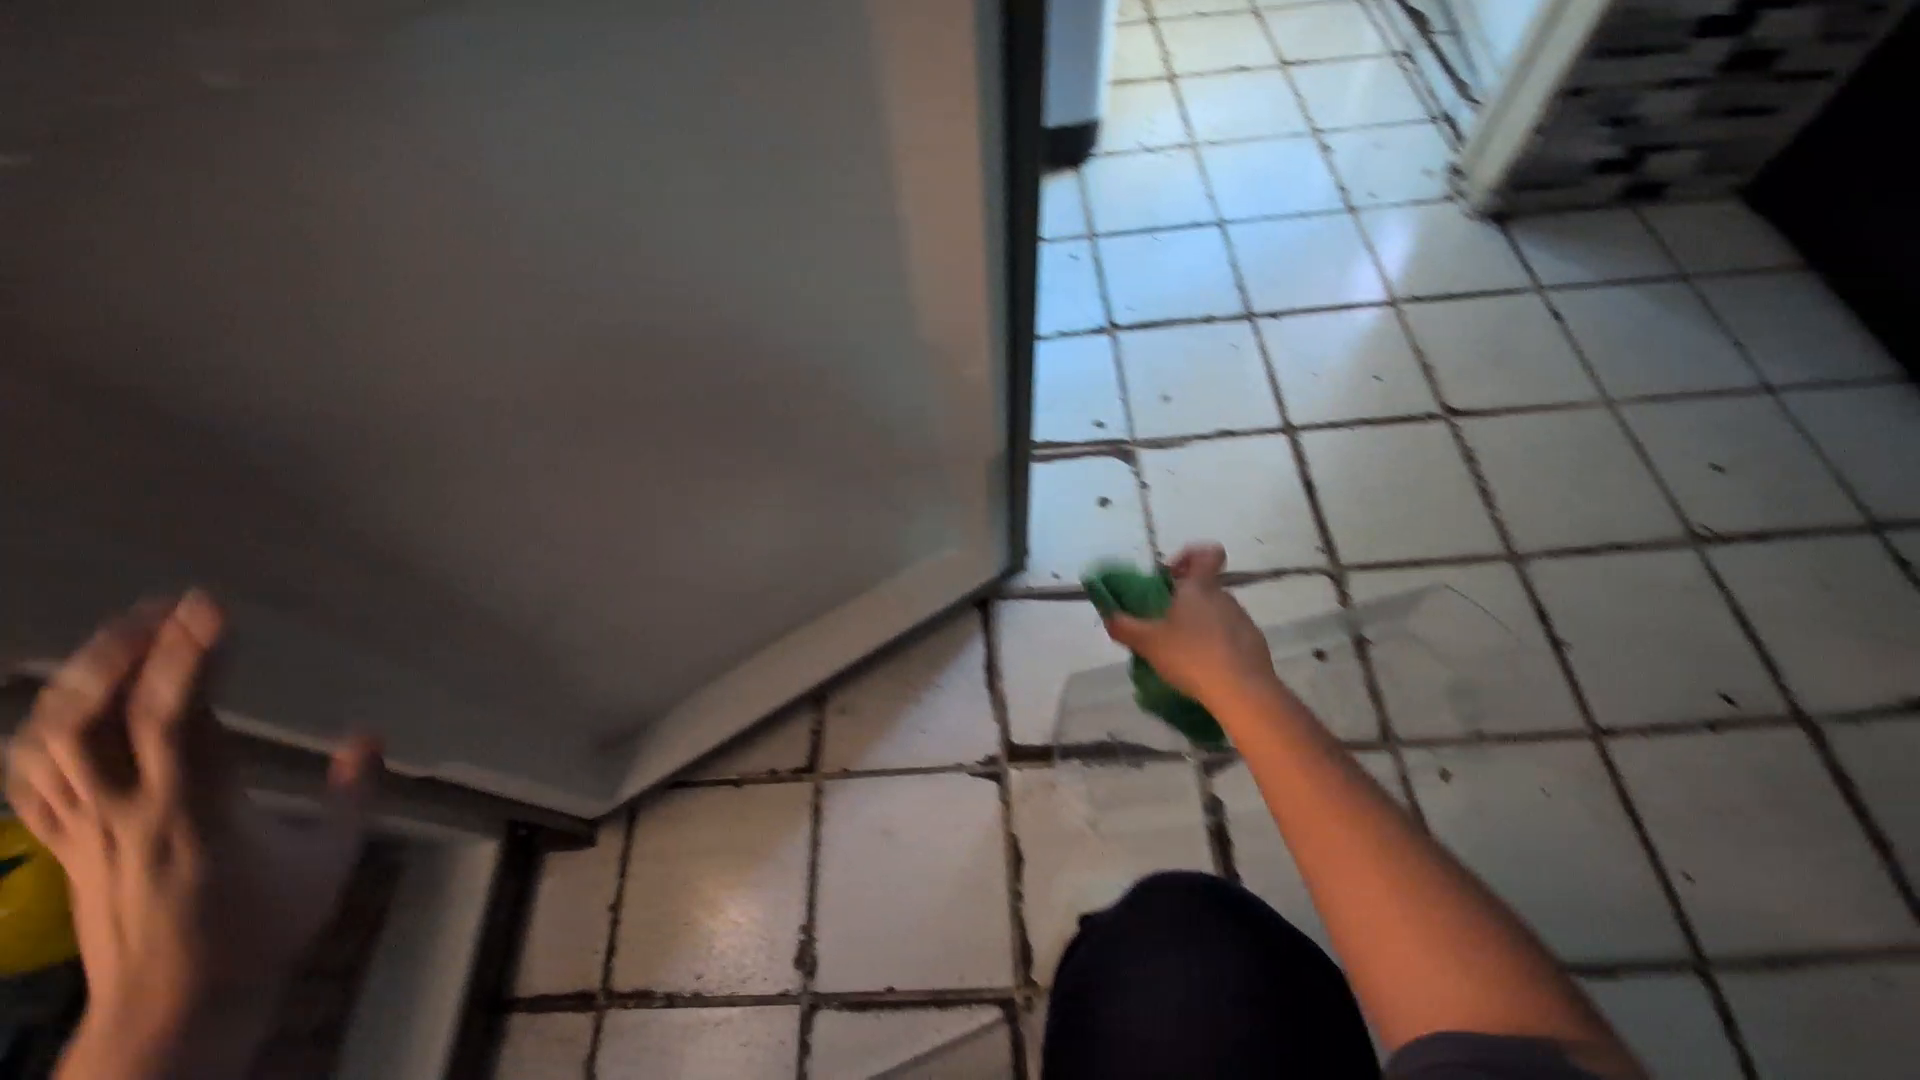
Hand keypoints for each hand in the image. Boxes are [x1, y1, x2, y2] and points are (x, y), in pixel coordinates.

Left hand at [4, 591, 383, 1078]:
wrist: (176, 1003)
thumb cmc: (261, 927)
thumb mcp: (332, 859)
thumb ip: (353, 794)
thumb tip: (367, 735)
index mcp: (193, 809)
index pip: (178, 718)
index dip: (190, 658)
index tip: (212, 609)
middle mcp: (125, 810)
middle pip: (98, 719)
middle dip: (128, 653)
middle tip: (167, 608)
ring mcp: (83, 828)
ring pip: (52, 742)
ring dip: (84, 681)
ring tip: (122, 639)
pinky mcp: (63, 844)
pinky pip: (32, 779)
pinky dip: (45, 731)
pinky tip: (69, 707)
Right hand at [1101, 543, 1282, 708]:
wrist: (1242, 691)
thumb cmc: (1191, 656)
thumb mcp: (1148, 643)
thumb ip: (1124, 627)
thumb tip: (1108, 615)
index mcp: (1199, 588)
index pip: (1207, 554)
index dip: (1191, 555)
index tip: (1172, 575)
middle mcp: (1224, 597)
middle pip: (1205, 589)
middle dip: (1184, 603)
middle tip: (1165, 626)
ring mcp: (1243, 620)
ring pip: (1216, 614)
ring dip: (1200, 626)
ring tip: (1183, 653)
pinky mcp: (1254, 644)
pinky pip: (1231, 637)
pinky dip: (1217, 646)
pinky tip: (1205, 668)